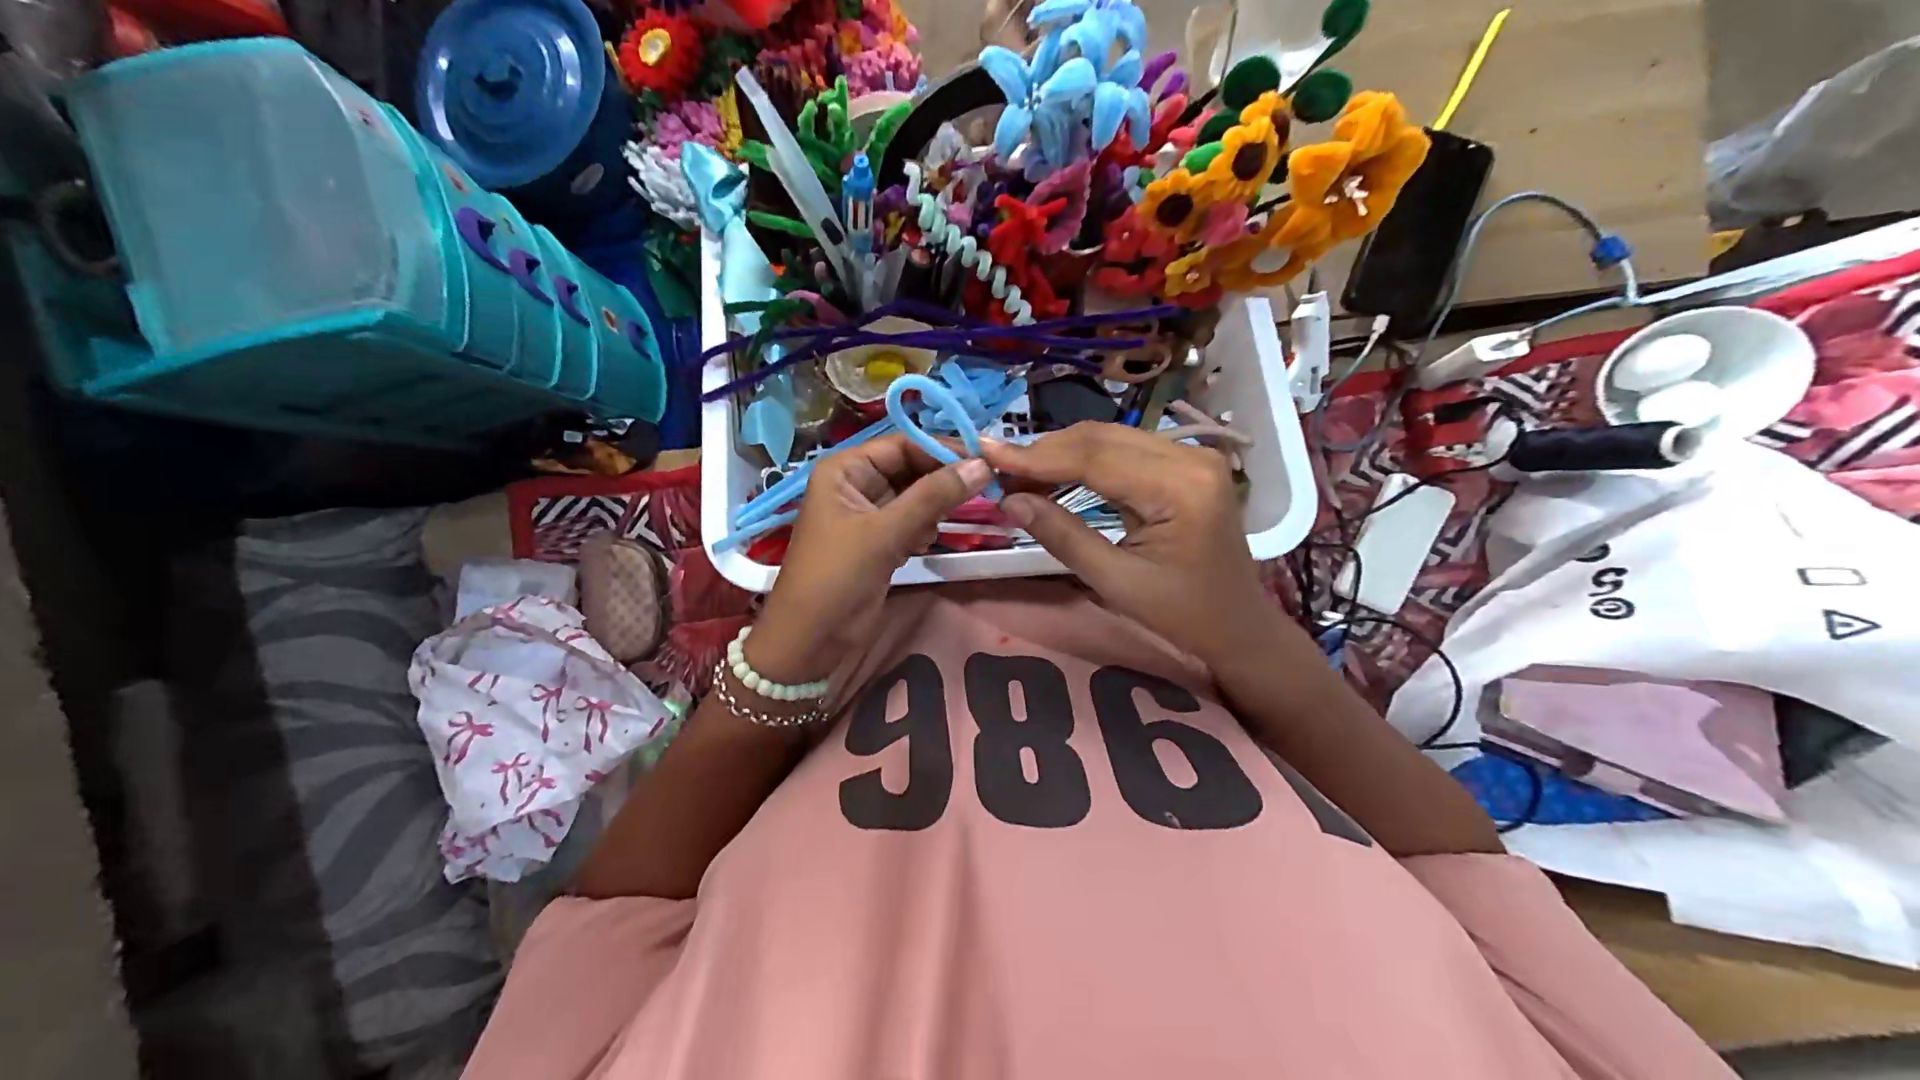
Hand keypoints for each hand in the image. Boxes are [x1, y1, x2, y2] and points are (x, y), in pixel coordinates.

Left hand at [748, 435, 992, 682]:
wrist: (810, 639)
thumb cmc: (837, 576)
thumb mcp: (885, 532)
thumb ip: (934, 496)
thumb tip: (982, 465)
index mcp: (845, 470)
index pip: (902, 444)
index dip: (942, 450)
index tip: (985, 460)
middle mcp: (856, 484)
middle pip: (911, 468)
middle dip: (942, 479)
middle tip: (984, 487)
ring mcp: (867, 514)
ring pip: (915, 497)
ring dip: (935, 506)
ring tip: (950, 520)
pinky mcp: (879, 541)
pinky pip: (911, 522)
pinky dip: (924, 528)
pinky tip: (926, 543)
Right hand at [984, 423, 1275, 667]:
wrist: (1238, 625)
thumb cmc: (1181, 613)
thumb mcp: (1115, 581)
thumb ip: (1062, 535)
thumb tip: (1009, 500)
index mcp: (1180, 487)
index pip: (1094, 457)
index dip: (1036, 456)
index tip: (987, 453)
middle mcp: (1190, 458)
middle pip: (1101, 438)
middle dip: (1044, 452)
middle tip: (998, 470)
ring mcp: (1191, 457)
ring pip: (1110, 438)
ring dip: (1061, 453)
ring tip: (1018, 474)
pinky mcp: (1186, 464)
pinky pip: (1125, 450)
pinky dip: (1085, 460)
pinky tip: (1055, 474)